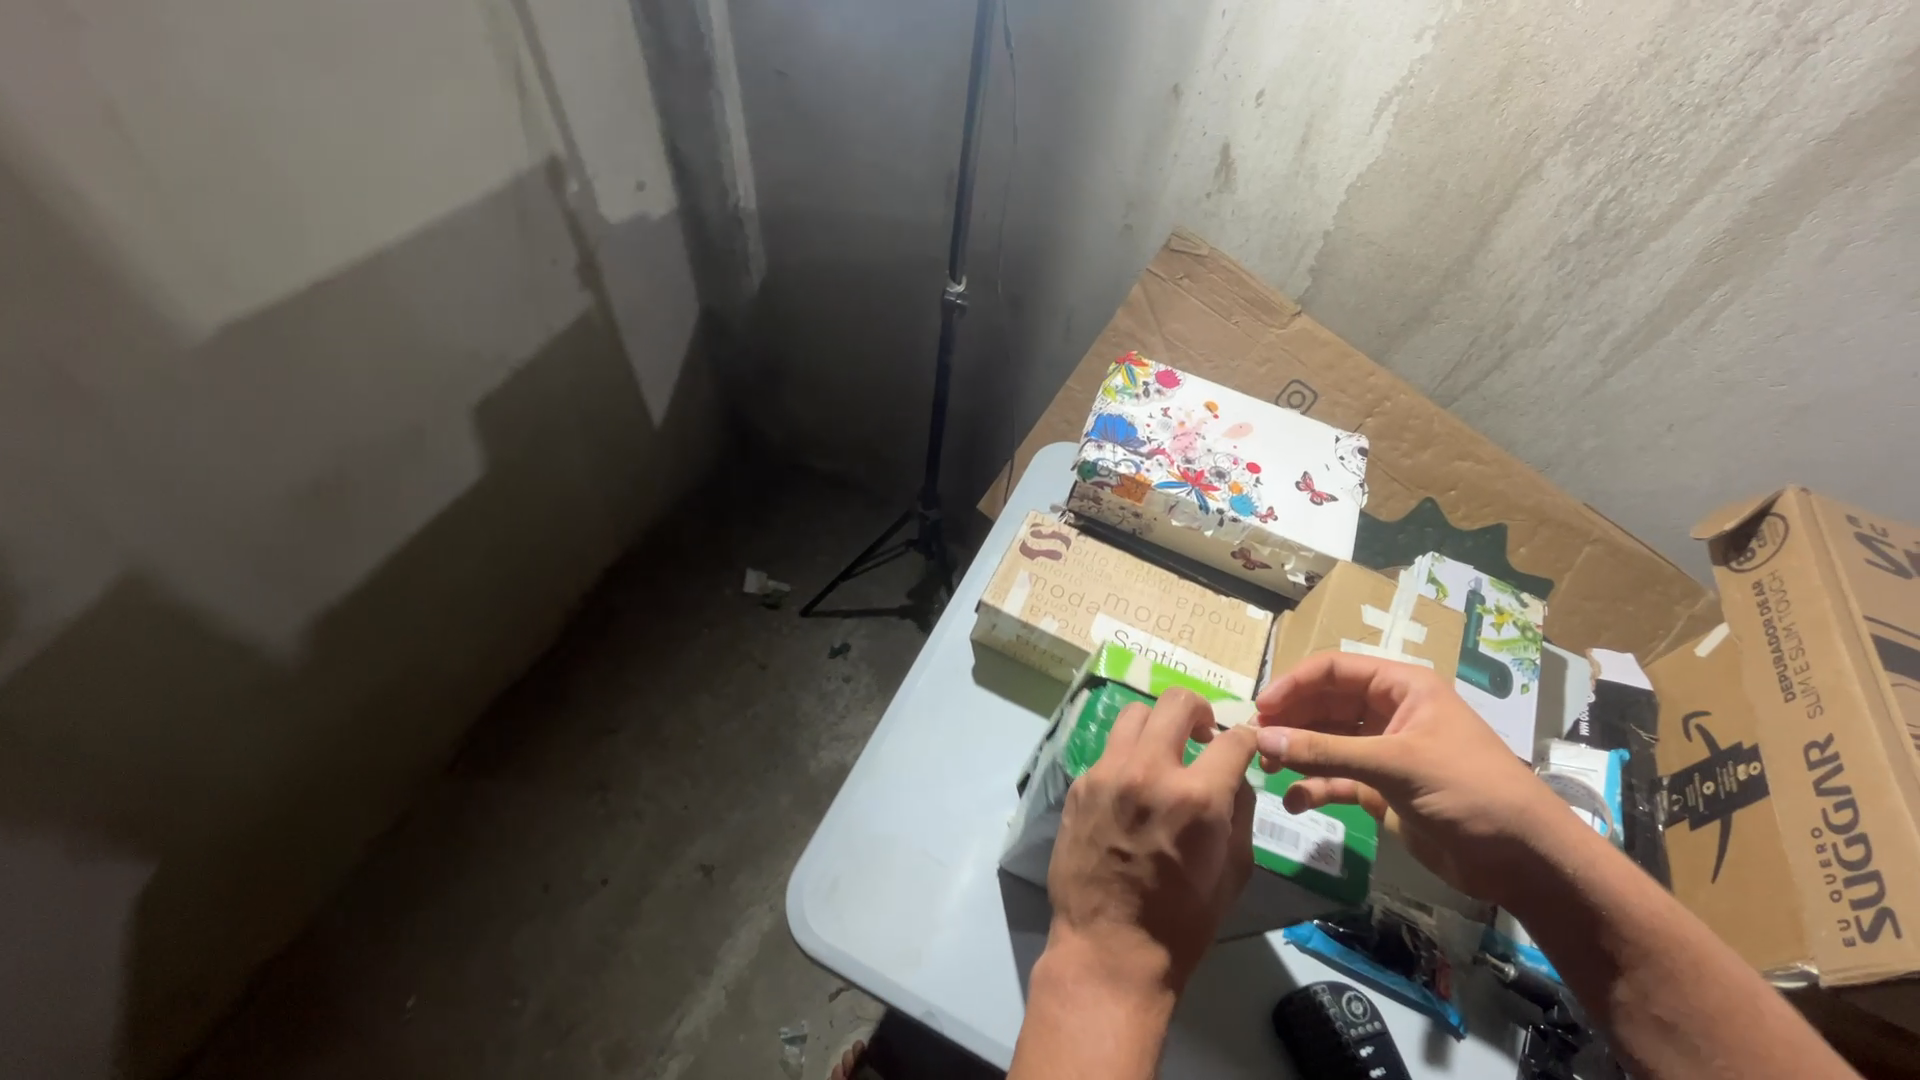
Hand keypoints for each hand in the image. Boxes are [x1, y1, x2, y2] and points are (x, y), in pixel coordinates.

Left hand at [1045, 688, 1261, 994]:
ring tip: (1165, 750)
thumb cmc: (1183, 919)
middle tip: (1203, 735)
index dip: (1245, 737)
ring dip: (1157, 725)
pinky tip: (1133, 787)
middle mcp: (1149, 772)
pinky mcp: (1080, 785)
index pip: (1232, 739)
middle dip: (1199, 711)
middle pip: (1176, 703)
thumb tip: (1235, 774)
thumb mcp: (1235, 869)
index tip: (1243, 744)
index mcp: (1197, 797)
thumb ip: (1239, 809)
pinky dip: (1128, 757)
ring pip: (1134, 714)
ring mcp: (1107, 774)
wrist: (1109, 946)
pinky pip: (1109, 751)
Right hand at [1254, 652, 1566, 906]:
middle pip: (1324, 704)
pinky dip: (1313, 787)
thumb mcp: (1394, 765)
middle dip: (1289, 720)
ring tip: (1266, 770)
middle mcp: (1389, 712)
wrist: (1524, 860)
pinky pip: (1336, 778)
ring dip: (1296, 753)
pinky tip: (1294, 801)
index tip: (1259, 708)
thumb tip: (1261, 740)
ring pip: (1325, 741)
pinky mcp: (1382, 789)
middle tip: (1255, 741)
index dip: (1293, 684)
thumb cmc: (1469, 791)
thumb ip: (1324, 752)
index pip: (1333, 670)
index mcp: (1401, 688)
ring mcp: (1384, 751)